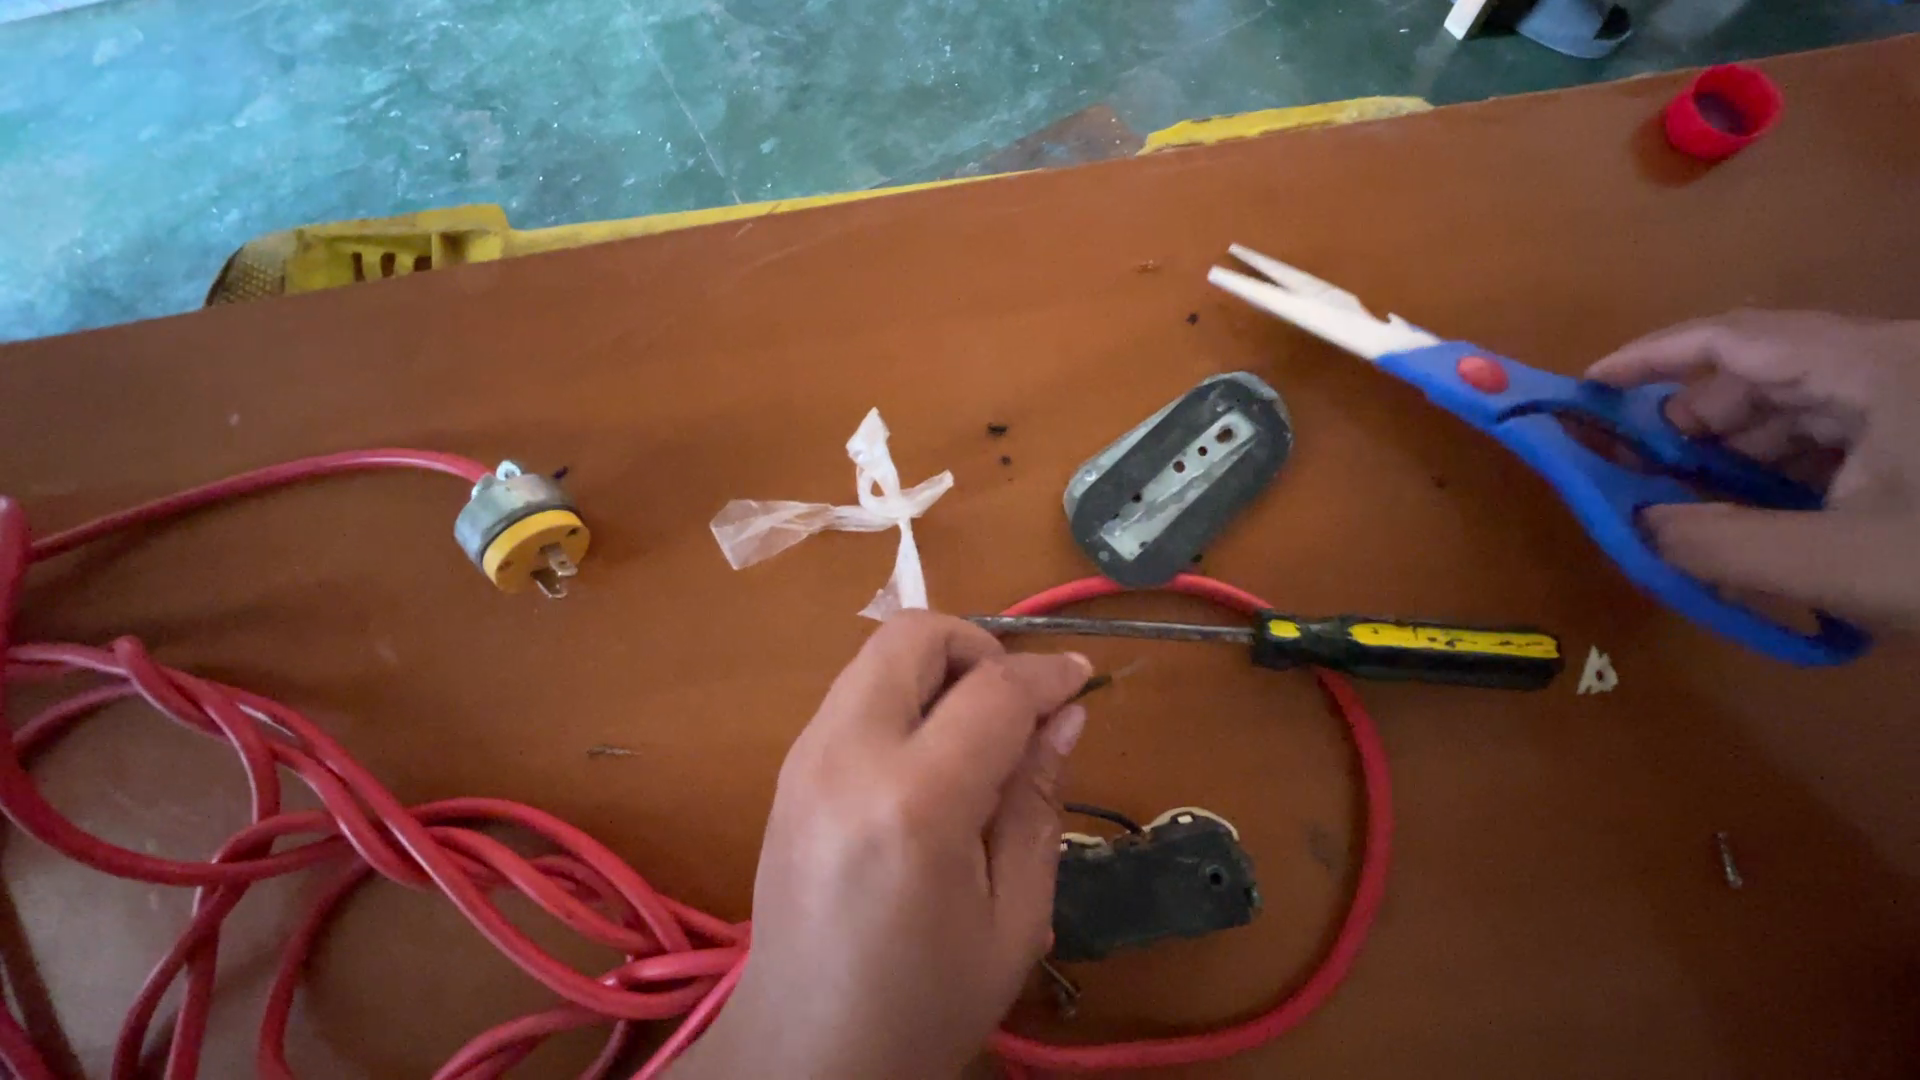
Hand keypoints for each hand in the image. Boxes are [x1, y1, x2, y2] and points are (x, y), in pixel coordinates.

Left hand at [671, 612, 1090, 1079]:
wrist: (803, 1053)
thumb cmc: (924, 1001)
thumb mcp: (1013, 916)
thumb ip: (1036, 801)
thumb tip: (1065, 716)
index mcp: (913, 803)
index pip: (991, 692)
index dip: (1046, 674)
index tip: (1080, 678)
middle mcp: (845, 757)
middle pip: (911, 635)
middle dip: (976, 645)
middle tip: (1014, 703)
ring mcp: (804, 757)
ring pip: (877, 655)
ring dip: (937, 668)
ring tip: (975, 733)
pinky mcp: (789, 768)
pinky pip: (855, 692)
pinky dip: (903, 695)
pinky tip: (929, 758)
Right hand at [1587, 310, 1919, 625]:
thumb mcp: (1844, 563)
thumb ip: (1718, 546)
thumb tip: (1639, 526)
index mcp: (1875, 370)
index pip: (1733, 338)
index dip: (1650, 356)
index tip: (1588, 388)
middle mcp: (1900, 366)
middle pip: (1763, 369)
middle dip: (1693, 418)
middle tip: (1651, 470)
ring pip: (1803, 402)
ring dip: (1739, 447)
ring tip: (1710, 502)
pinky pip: (1845, 430)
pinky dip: (1791, 464)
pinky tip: (1782, 510)